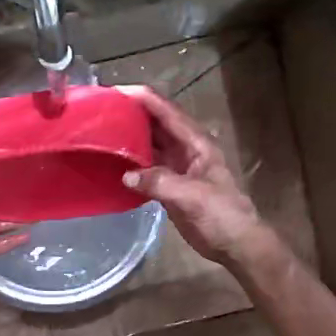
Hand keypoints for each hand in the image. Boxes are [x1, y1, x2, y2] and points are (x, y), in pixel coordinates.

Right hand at [118, 85, 278, 268]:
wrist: (236, 245)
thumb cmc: (222, 216)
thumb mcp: (192, 196)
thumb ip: (160, 182)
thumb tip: (126, 175)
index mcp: (196, 143)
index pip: (167, 112)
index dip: (144, 98)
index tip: (115, 90)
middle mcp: (186, 149)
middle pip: (156, 124)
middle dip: (131, 114)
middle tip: (99, 110)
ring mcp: (178, 168)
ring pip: (150, 145)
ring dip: (129, 138)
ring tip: (100, 130)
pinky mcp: (170, 186)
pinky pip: (146, 168)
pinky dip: (131, 163)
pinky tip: (112, 163)